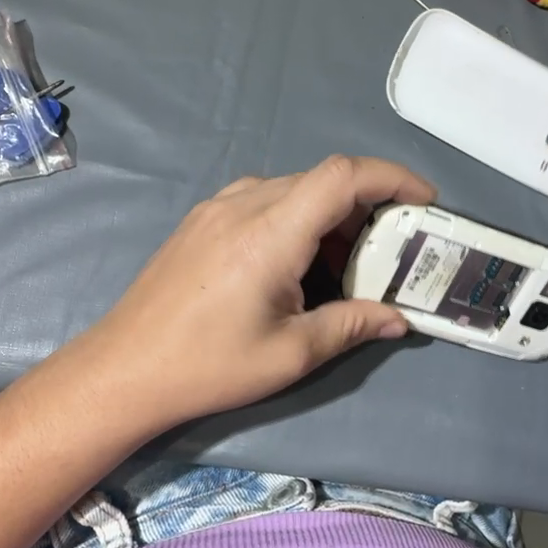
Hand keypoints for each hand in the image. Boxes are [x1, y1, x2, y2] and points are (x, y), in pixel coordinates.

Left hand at [69, 155, 434, 434]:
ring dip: (332, 217)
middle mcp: (244, 204)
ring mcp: (217, 209)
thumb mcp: (292, 353)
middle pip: (323, 181)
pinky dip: (299, 220)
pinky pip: (265, 202)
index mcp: (271, 233)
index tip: (424, 200)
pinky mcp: (202, 221)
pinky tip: (299, 265)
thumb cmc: (209, 365)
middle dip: (368, 207)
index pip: (343, 176)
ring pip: (294, 190)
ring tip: (347, 266)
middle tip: (391, 251)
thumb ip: (352, 325)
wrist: (123, 370)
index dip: (391, 178)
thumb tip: (400, 319)